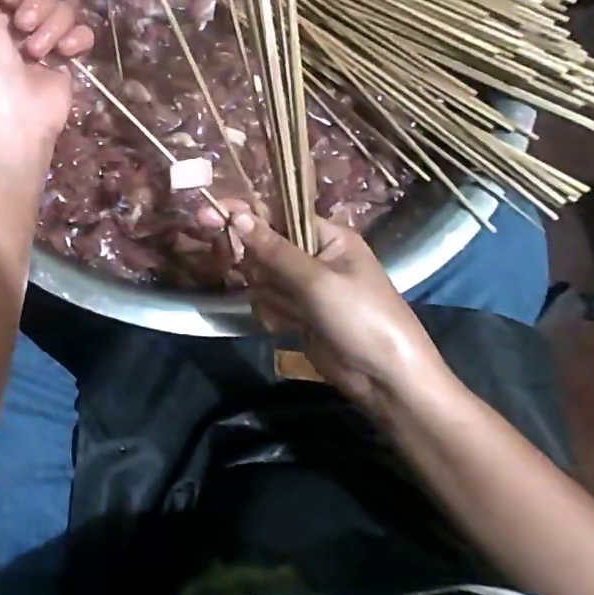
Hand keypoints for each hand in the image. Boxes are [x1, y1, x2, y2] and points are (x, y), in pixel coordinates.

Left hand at [0, 0, 93, 155]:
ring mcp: (44, 43)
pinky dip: (78, 39)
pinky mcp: (67, 60)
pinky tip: (66, 54)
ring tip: (37, 54)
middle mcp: (16, 28)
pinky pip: (83, 32)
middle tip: (24, 29)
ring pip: (64, 10)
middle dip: (36, 6)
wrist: (16, 116)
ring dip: (52, 27)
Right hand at [208, 208, 452, 409]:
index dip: (242, 214)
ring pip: (260, 274)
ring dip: (267, 292)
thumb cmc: (361, 319)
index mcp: (329, 237)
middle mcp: (315, 254)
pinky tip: (286, 325)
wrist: (386, 380)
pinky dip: (270, 310)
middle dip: (254, 261)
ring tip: (291, 311)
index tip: (207, 214)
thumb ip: (273, 249)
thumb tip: (236, 214)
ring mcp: (305, 284)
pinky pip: (266, 299)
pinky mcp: (297, 310)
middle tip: (242, 270)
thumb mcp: (316, 280)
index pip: (277, 214)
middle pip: (262, 244)